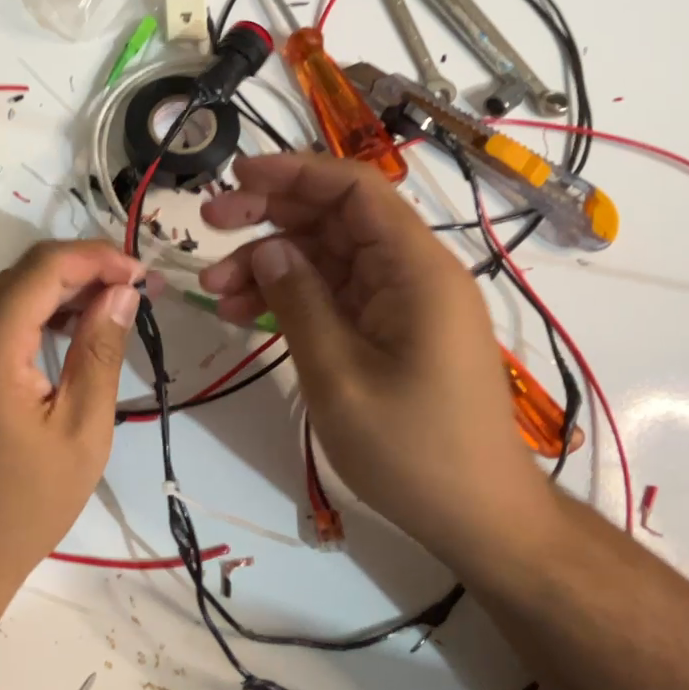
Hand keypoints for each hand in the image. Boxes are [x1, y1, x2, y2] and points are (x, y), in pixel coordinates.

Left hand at [0, 240, 143, 606]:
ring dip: (58, 290)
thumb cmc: (23, 505)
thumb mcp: (81, 430)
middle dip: (83, 272)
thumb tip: (122, 291)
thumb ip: (101, 350)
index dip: (97, 257)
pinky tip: (67, 328)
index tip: (141, 272)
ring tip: (112, 306)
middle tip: (136, 291)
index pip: (44, 267)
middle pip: (24, 273)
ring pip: (7, 290)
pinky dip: (30, 312)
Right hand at [197, 153, 554, 560]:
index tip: (236, 176)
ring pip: (325, 255)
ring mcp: (400, 301)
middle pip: (335, 216)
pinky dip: (288, 295)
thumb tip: (267, 248)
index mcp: (415, 269)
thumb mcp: (340, 377)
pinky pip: (332, 292)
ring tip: (214, 287)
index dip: (295, 172)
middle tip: (209, 225)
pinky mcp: (389, 328)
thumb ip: (300, 302)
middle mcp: (411, 272)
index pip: (355, 188)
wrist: (479, 517)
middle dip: (269, 214)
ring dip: (268, 262)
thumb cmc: (413, 450)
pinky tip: (243, 311)